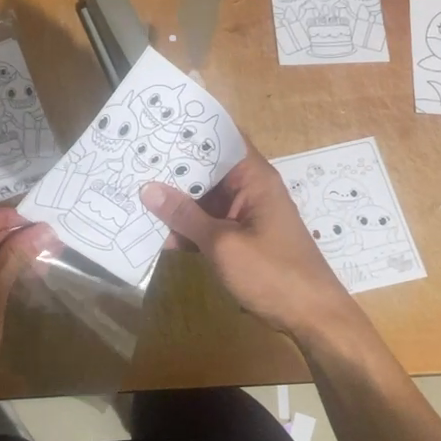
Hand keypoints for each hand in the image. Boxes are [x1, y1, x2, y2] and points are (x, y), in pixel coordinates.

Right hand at [141, 148, 365, 341]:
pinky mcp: (237, 239)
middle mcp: (249, 190)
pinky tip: (150, 231)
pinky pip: (204, 224)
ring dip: (172, 201)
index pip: (222, 139)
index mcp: (254, 179)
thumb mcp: (222, 244)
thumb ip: (185, 215)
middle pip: (206, 168)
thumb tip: (148, 188)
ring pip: (201, 199)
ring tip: (130, 192)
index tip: (156, 124)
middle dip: (172, 167)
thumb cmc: (272, 273)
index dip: (192, 129)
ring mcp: (242, 216)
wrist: (311, 317)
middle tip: (129, 159)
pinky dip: (183, 228)